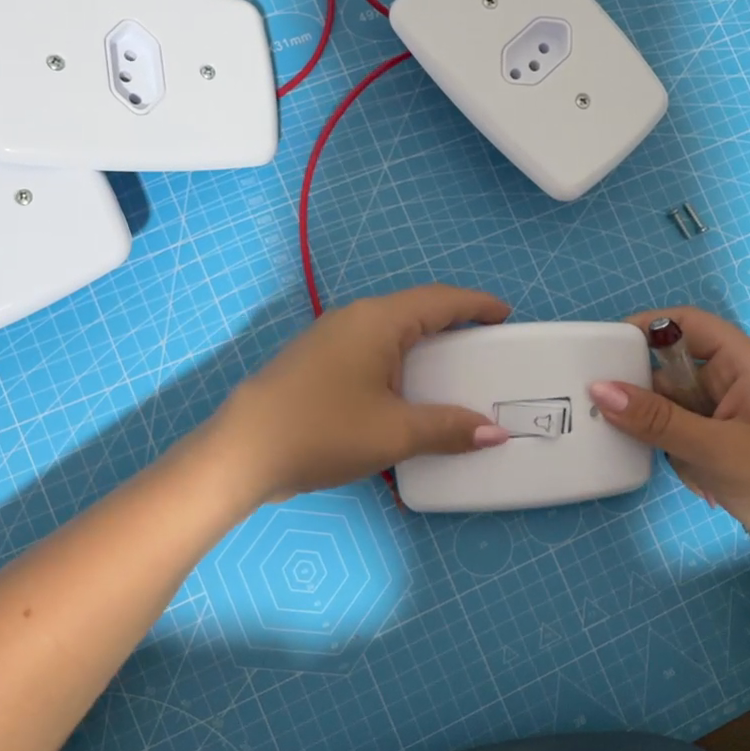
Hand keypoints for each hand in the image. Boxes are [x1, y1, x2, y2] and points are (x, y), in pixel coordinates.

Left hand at [215, 285, 513, 500]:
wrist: (243, 451)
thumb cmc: (324, 430)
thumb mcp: (394, 433)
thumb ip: (447, 428)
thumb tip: (493, 432)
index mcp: (377, 321)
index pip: (439, 300)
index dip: (476, 305)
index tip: (505, 316)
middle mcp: (352, 320)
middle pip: (414, 313)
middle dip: (452, 327)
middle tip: (484, 351)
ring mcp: (328, 340)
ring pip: (388, 334)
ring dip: (421, 349)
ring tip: (450, 375)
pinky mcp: (314, 364)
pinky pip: (369, 353)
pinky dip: (396, 366)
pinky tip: (403, 395)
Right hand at [587, 307, 749, 564]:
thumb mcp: (715, 449)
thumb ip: (655, 419)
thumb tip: (599, 389)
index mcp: (745, 364)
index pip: (686, 325)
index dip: (645, 328)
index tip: (602, 351)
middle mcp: (735, 382)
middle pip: (672, 372)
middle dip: (652, 402)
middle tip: (628, 425)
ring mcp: (730, 416)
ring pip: (672, 410)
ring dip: (669, 439)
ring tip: (691, 466)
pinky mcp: (725, 445)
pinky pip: (682, 437)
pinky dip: (682, 458)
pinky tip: (704, 482)